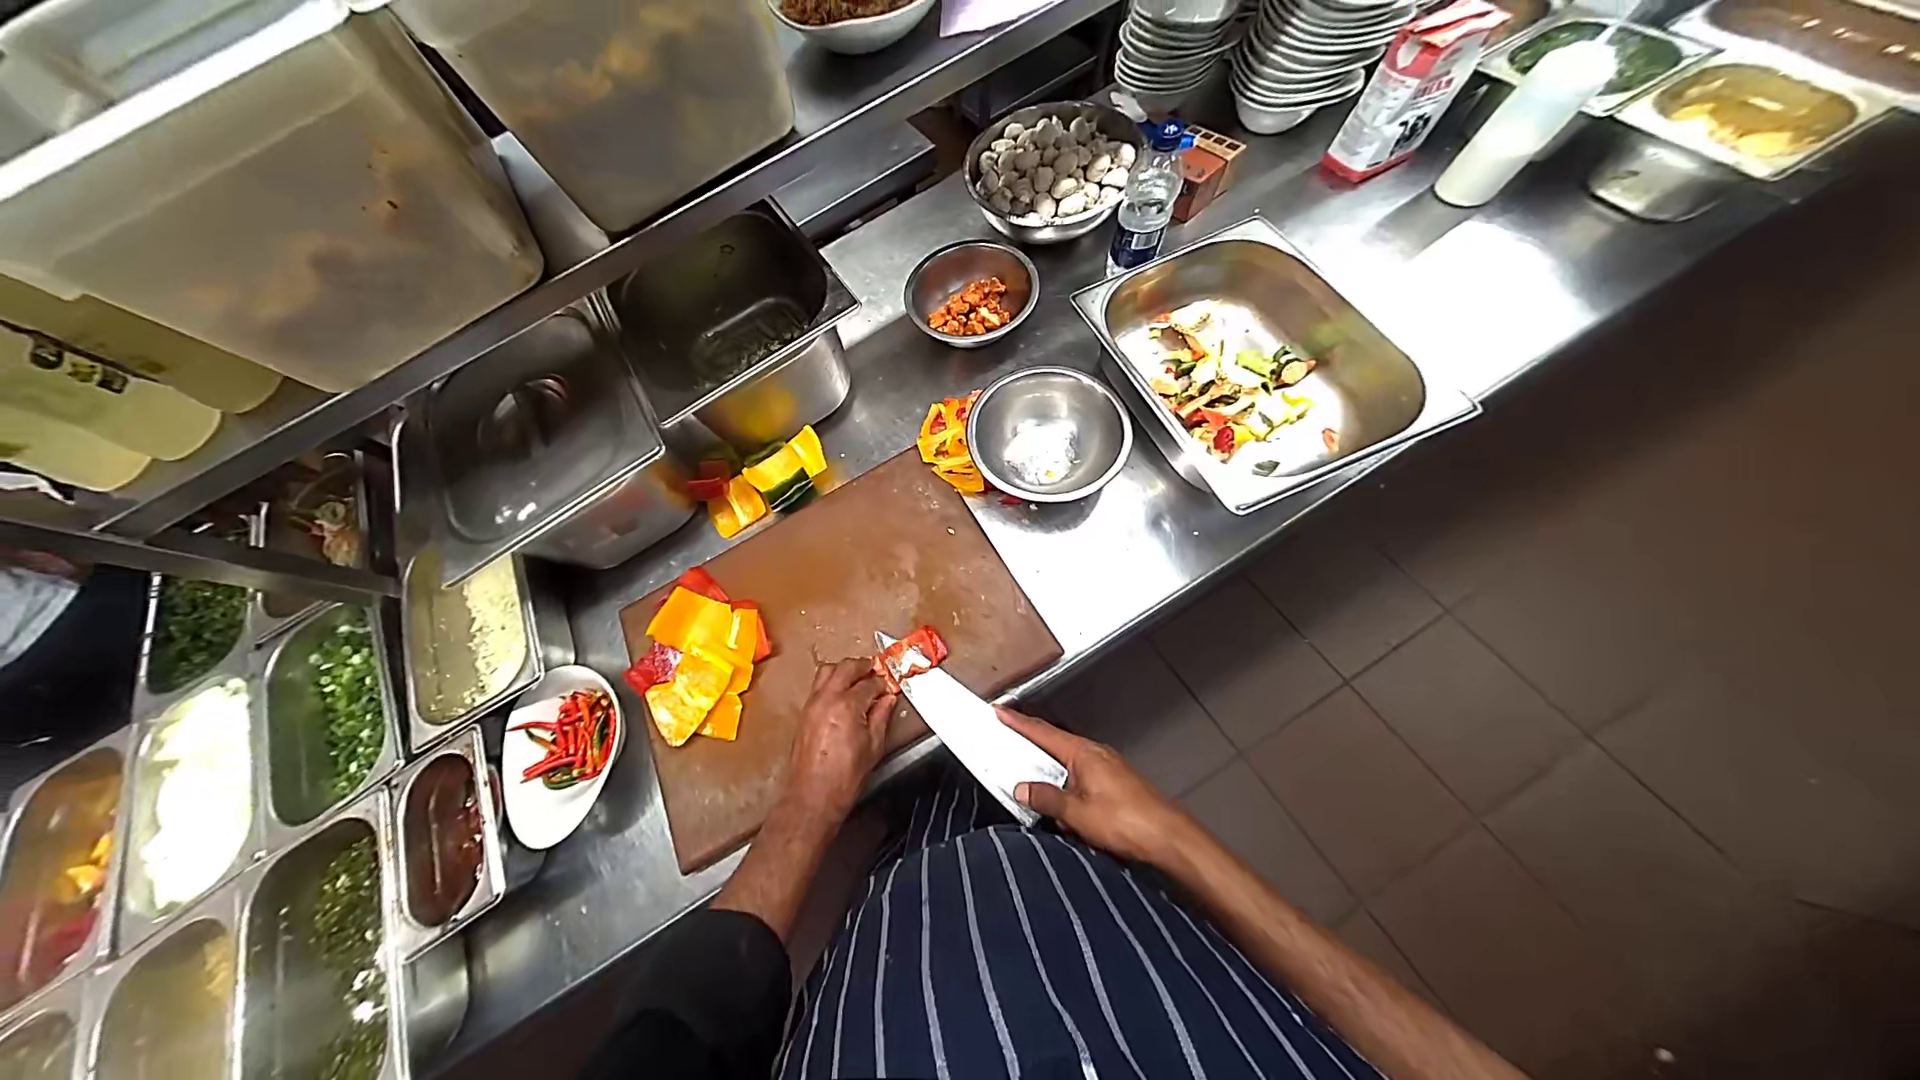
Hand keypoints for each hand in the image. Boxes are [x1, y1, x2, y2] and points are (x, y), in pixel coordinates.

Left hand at [782, 658, 897, 823]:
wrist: (813, 796)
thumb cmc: (844, 777)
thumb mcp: (874, 746)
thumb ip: (882, 716)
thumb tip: (888, 698)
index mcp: (847, 706)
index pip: (870, 682)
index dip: (883, 682)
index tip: (890, 685)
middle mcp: (827, 699)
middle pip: (846, 667)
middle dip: (863, 666)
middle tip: (876, 670)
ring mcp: (812, 704)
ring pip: (827, 671)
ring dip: (844, 669)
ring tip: (858, 677)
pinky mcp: (803, 712)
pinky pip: (817, 685)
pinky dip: (831, 681)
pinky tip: (842, 692)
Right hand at [1000, 707, 1197, 867]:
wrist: (1169, 838)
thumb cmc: (1129, 823)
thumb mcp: (1077, 814)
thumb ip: (1047, 799)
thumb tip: (1023, 789)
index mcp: (1083, 753)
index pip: (1043, 732)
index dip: (1018, 722)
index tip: (1000, 711)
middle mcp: (1096, 754)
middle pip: (1055, 744)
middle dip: (1032, 746)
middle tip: (1011, 743)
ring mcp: (1108, 767)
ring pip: (1069, 764)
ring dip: (1052, 774)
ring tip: (1040, 789)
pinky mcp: (1116, 783)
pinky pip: (1083, 777)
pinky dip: (1069, 787)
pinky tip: (1068, 808)